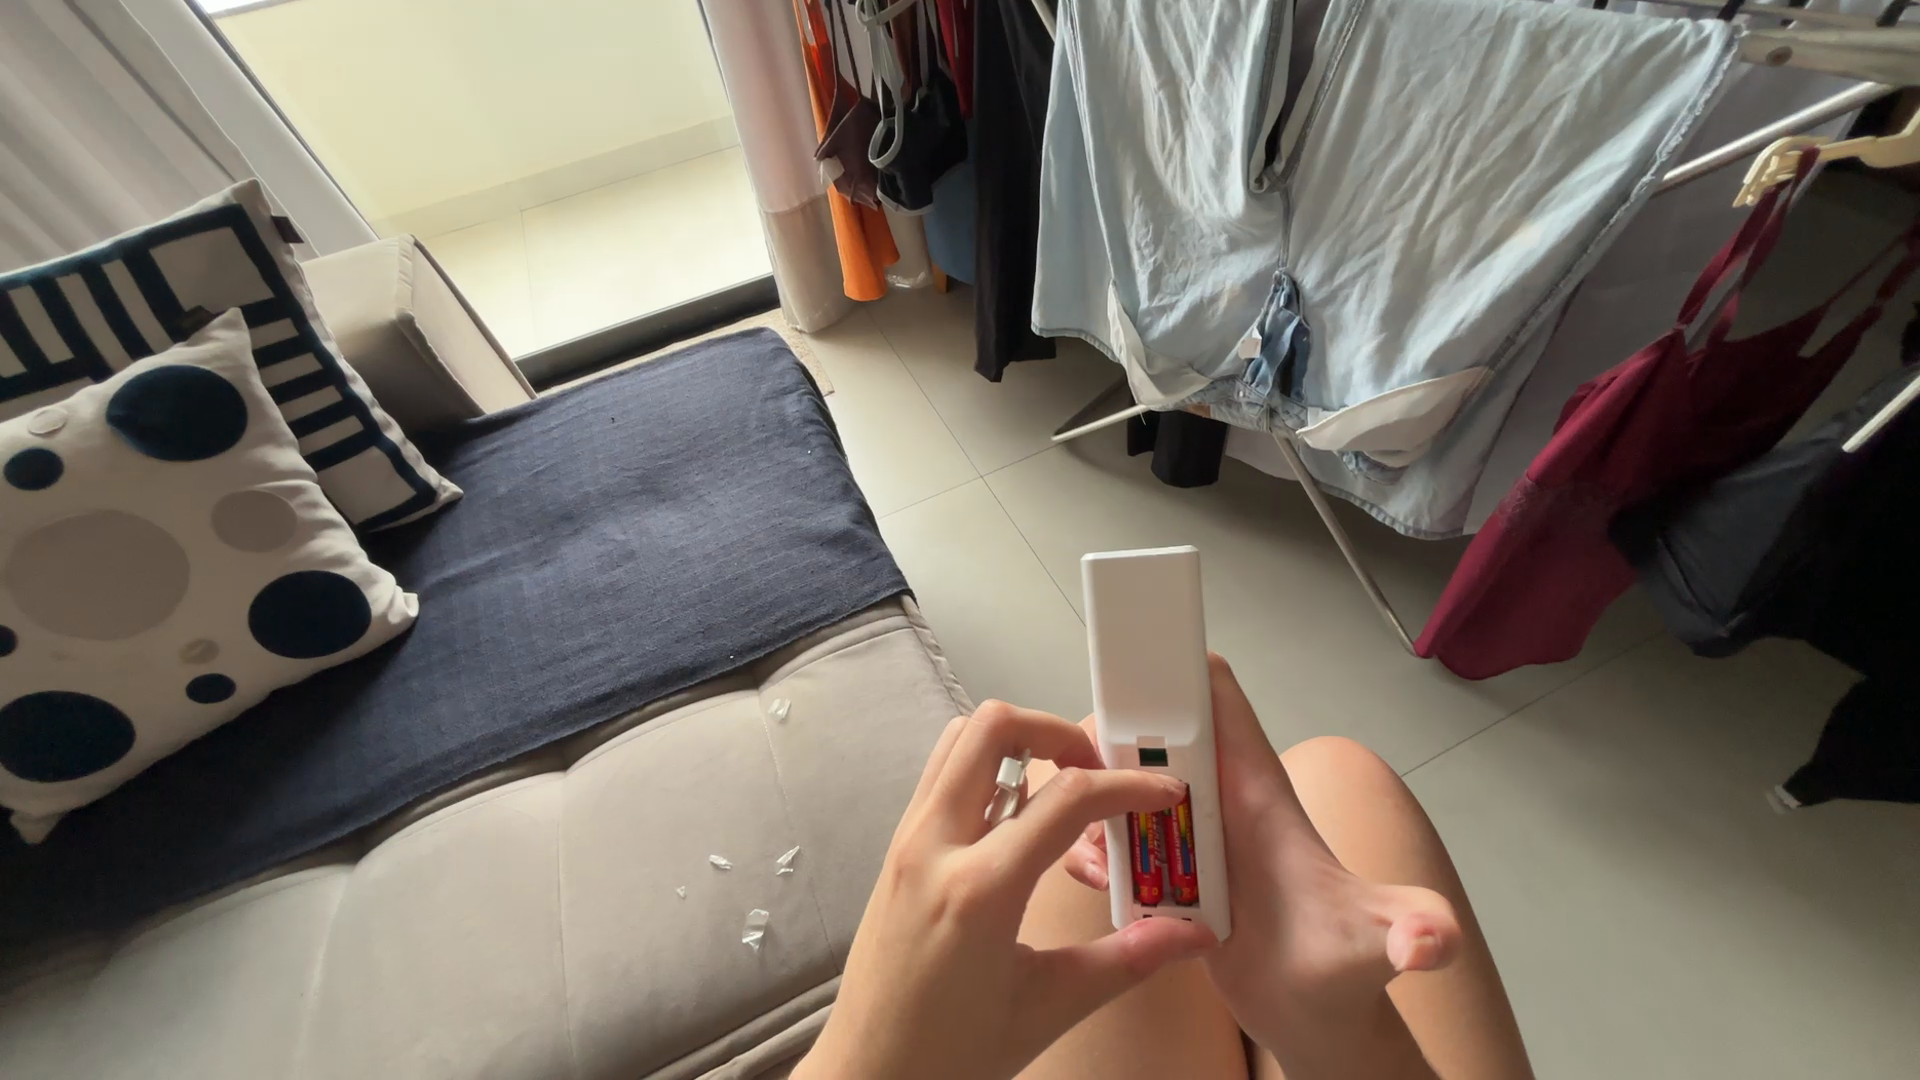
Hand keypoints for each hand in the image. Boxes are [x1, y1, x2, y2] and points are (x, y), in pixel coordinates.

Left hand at [794, 701, 1217, 1079]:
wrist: (867, 1072)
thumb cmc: (953, 1052)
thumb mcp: (1048, 1007)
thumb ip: (1126, 959)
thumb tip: (1196, 934)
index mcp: (980, 888)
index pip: (1065, 799)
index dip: (1126, 786)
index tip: (1163, 791)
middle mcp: (935, 841)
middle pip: (995, 727)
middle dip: (1057, 730)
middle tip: (1096, 770)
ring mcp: (909, 834)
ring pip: (960, 736)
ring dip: (1016, 739)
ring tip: (1059, 782)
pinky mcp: (898, 839)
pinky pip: (942, 769)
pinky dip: (985, 762)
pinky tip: (1015, 810)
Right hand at [1062, 655, 1461, 1076]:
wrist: (1308, 1013)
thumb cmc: (1341, 962)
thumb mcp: (1378, 943)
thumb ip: (1412, 932)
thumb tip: (1431, 941)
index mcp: (1251, 780)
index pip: (1212, 692)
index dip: (1169, 668)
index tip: (1123, 681)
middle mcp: (1209, 790)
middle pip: (1142, 725)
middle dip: (1104, 738)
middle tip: (1081, 783)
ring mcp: (1177, 824)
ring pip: (1112, 775)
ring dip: (1086, 795)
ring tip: (1091, 848)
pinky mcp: (1154, 860)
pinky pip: (1105, 829)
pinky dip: (1087, 841)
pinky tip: (1097, 881)